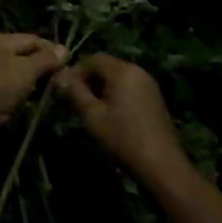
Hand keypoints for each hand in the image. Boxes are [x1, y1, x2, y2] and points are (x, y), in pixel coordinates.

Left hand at [0, 34, 68, 140]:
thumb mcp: (26, 70)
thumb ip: (45, 58)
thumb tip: (64, 49)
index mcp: (0, 40)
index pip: (33, 39)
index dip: (51, 49)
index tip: (69, 63)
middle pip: (26, 53)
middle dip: (44, 64)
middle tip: (61, 77)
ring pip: (19, 70)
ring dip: (35, 78)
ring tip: (50, 88)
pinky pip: (12, 83)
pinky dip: (23, 88)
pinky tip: (33, 97)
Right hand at [56, 54, 190, 186]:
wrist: (161, 163)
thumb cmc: (122, 138)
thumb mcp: (92, 116)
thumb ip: (74, 92)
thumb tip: (60, 76)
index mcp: (123, 71)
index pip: (92, 59)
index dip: (75, 72)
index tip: (63, 91)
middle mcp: (138, 71)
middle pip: (105, 66)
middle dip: (87, 80)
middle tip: (73, 102)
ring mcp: (148, 84)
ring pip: (116, 77)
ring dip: (99, 88)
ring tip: (88, 110)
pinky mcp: (153, 97)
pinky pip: (127, 87)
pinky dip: (113, 94)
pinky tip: (107, 114)